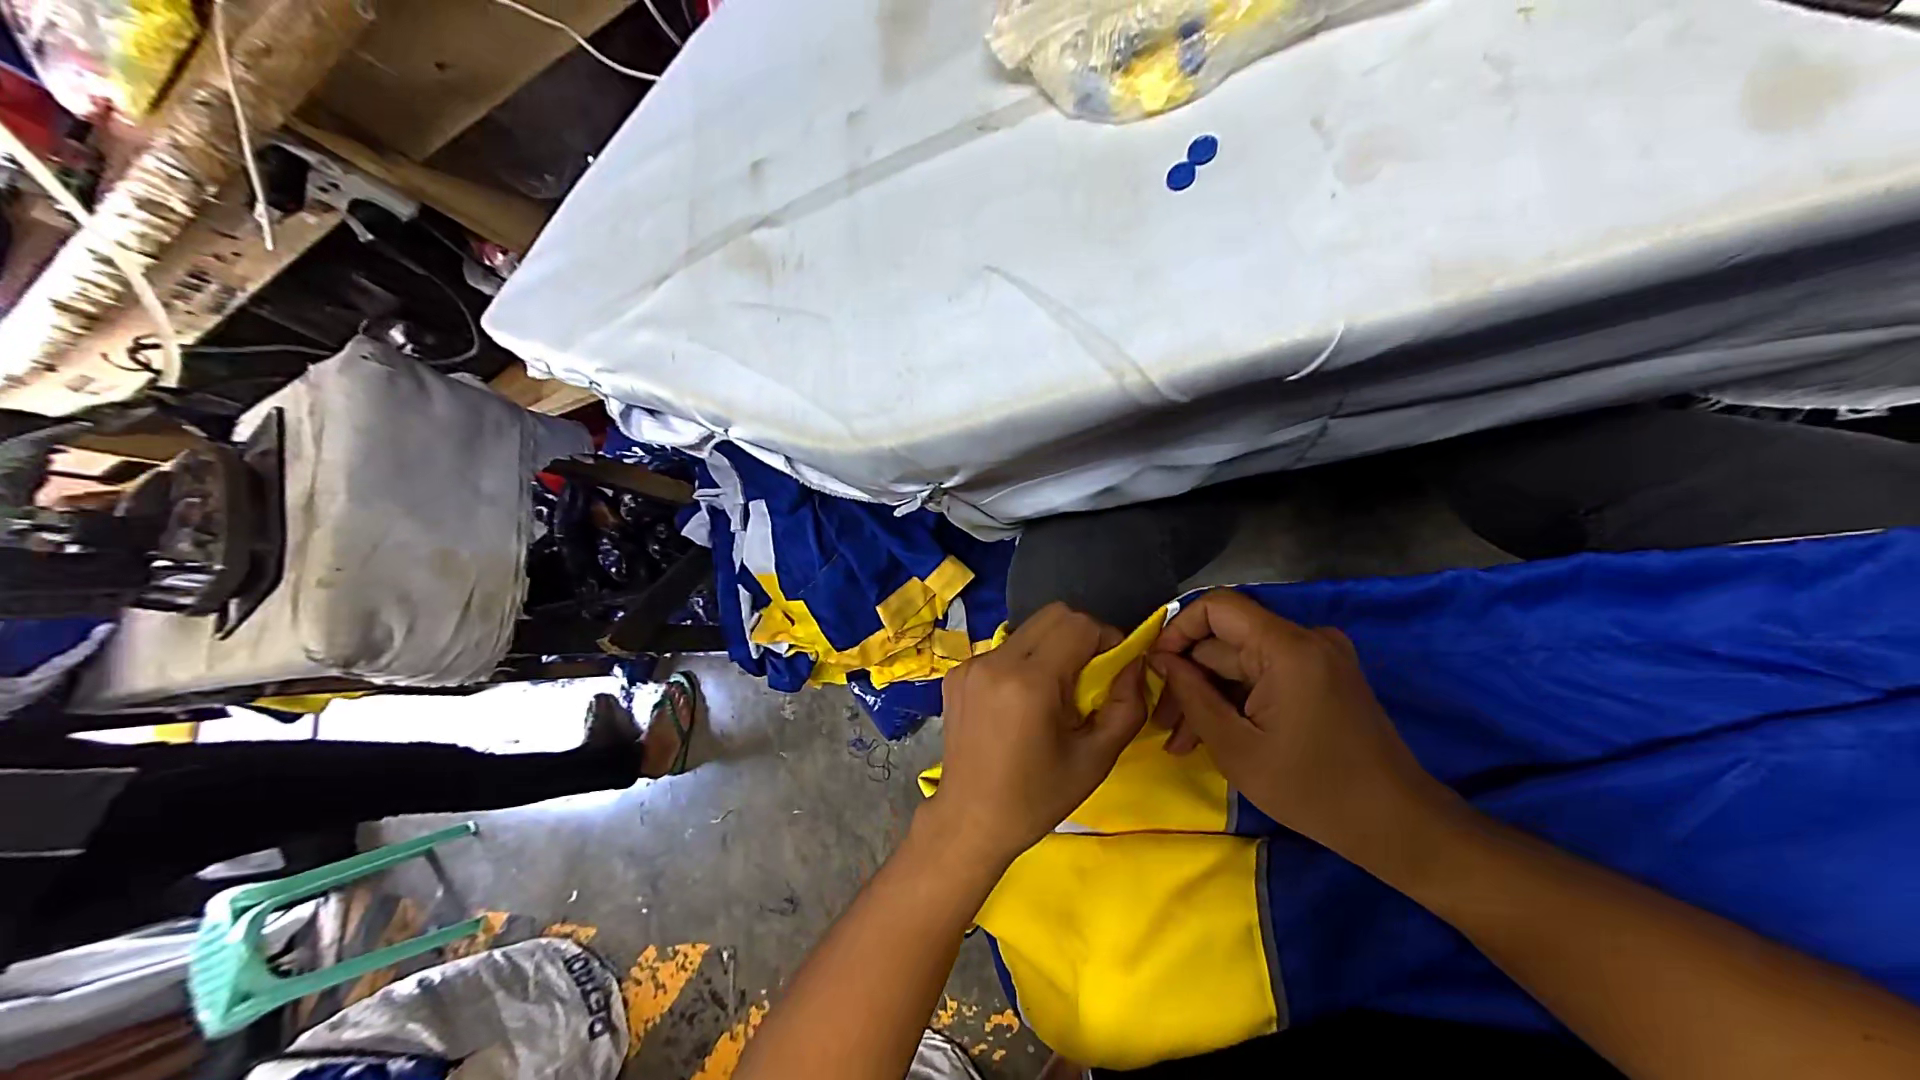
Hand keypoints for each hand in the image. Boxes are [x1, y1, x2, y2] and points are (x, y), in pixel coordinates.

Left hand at [924, 603, 1149, 866]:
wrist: (970, 820)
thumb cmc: (1036, 797)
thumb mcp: (1096, 758)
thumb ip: (1127, 706)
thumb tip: (1136, 663)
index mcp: (1029, 682)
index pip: (1078, 624)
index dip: (1106, 639)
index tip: (1113, 669)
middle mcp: (995, 662)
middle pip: (1052, 615)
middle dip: (1080, 636)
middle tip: (1087, 678)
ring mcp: (970, 665)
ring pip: (1027, 630)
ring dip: (1050, 649)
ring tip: (1052, 696)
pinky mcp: (956, 674)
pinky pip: (1003, 650)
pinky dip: (1022, 663)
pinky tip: (1021, 704)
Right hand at [1148, 589, 1453, 857]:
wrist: (1396, 824)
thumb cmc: (1313, 790)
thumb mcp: (1235, 747)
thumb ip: (1191, 695)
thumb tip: (1158, 660)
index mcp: (1288, 648)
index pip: (1216, 606)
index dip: (1177, 630)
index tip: (1156, 670)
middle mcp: (1306, 638)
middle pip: (1225, 640)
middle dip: (1188, 678)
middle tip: (1162, 723)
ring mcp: (1317, 656)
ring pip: (1240, 661)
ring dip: (1208, 694)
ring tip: (1181, 741)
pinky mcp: (1322, 675)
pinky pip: (1264, 674)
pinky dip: (1236, 699)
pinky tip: (1212, 733)